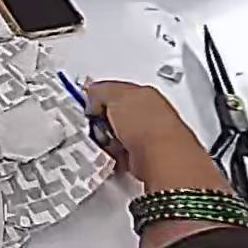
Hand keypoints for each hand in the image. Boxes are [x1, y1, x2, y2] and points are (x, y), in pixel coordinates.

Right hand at [85, 80, 229, 195]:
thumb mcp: (115, 96)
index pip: (116, 90)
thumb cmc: (147, 125)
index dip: (98, 97)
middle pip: (116, 113)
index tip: (87, 103)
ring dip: (106, 138)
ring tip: (104, 140)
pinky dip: (112, 154)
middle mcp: (149, 113)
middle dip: (102, 119)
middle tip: (95, 122)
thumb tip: (92, 93)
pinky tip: (112, 153)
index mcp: (144, 93)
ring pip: (116, 134)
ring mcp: (147, 135)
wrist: (160, 156)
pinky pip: (119, 152)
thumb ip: (100, 91)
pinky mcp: (143, 157)